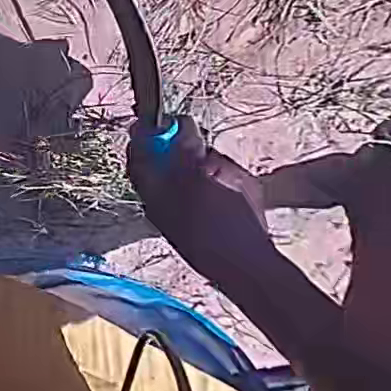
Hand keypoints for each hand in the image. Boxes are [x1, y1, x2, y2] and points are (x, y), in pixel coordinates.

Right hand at [126, 117, 277, 269]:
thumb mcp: (157, 204)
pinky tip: (211, 211)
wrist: (247, 265)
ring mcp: (240, 173)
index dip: (160, 133)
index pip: (176, 124)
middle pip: (190, 146)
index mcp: (194, 161)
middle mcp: (220, 160)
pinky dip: (214, 187)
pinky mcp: (253, 187)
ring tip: (191, 204)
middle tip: (166, 187)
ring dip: (195, 175)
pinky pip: (224, 177)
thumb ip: (144, 168)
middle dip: (176, 160)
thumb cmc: (197, 237)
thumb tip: (137, 141)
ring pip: (206, 163)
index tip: (149, 149)